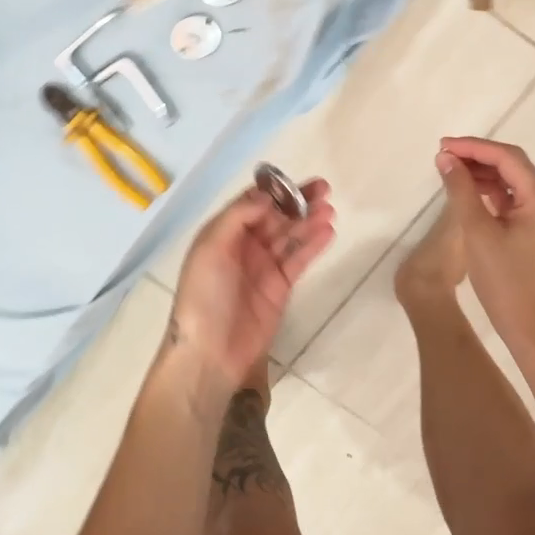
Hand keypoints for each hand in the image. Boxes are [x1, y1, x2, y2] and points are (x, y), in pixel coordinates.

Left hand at [168, 179, 335, 387]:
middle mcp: (243, 246)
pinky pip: (299, 259)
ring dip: (309, 220)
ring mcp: (263, 267)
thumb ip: (238, 217)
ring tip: (330, 208)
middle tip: (324, 188)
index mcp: (223, 233)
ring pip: (290, 235)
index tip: (295, 181)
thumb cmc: (204, 296)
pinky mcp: (280, 287)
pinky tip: (328, 231)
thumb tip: (266, 196)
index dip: (273, 191)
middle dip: (298, 202)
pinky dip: (314, 244)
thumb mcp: (211, 248)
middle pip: (275, 216)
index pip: (251, 203)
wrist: (210, 353)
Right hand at [436, 137, 534, 343]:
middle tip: (444, 154)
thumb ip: (461, 190)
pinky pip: (511, 199)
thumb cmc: (505, 282)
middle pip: (512, 165)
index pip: (508, 158)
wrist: (530, 329)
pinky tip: (467, 192)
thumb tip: (446, 159)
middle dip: (478, 155)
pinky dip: (489, 191)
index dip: (474, 147)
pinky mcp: (534, 231)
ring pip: (511, 181)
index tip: (443, 146)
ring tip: (450, 170)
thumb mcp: (477, 232)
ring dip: (482, 172)